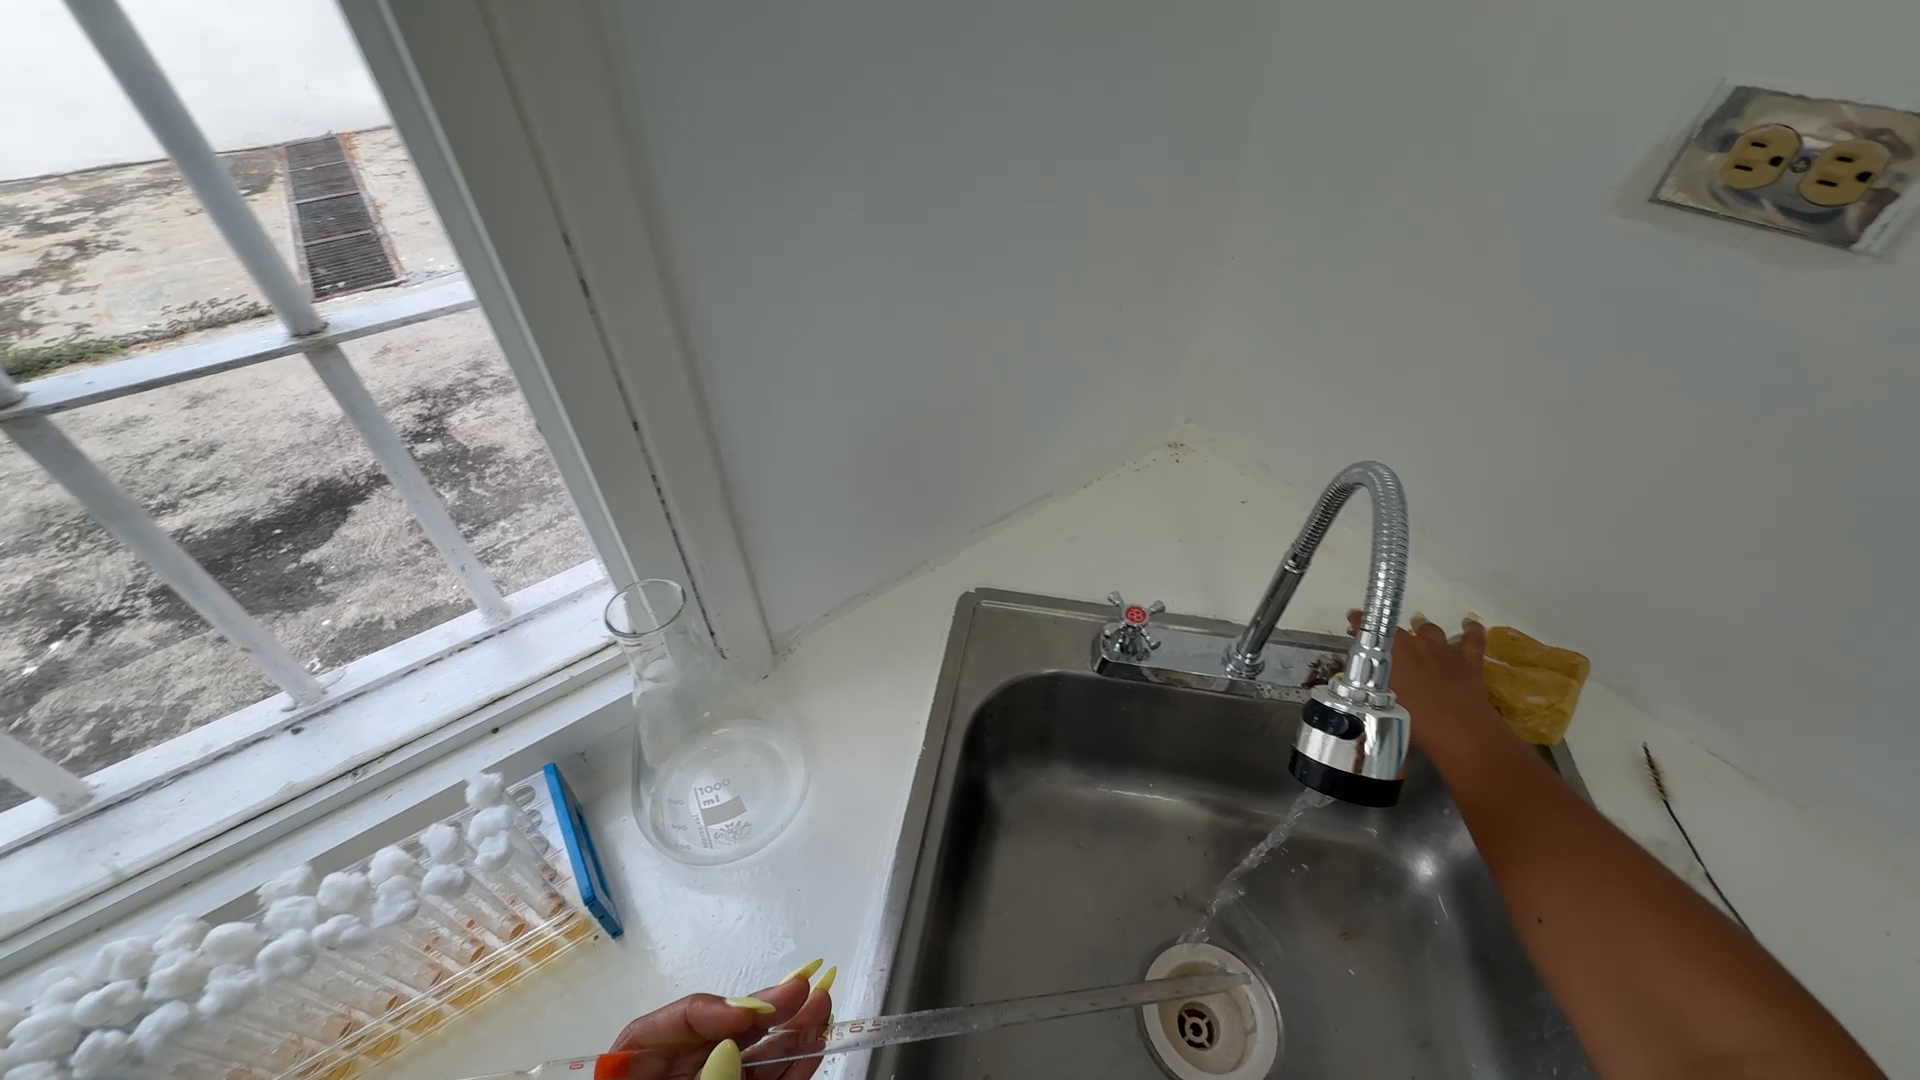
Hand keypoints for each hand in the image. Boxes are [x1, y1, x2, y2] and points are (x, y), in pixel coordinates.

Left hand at [608, 963, 834, 1079]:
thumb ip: (699, 1070)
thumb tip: (733, 1049)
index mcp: (640, 1058)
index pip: (680, 1017)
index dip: (719, 1009)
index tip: (751, 1012)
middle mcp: (681, 1066)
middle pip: (730, 1030)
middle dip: (771, 1010)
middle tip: (807, 988)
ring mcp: (715, 1078)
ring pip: (758, 1055)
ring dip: (794, 1033)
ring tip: (824, 1004)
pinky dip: (794, 1066)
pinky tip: (815, 1044)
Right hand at [1347, 610, 1504, 750]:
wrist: (1460, 734)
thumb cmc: (1414, 722)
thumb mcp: (1379, 706)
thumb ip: (1366, 690)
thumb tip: (1357, 685)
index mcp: (1390, 653)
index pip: (1369, 628)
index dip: (1359, 622)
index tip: (1353, 618)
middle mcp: (1415, 645)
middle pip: (1397, 629)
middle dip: (1387, 631)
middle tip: (1382, 640)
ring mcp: (1443, 651)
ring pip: (1430, 630)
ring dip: (1422, 629)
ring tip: (1417, 630)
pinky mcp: (1469, 661)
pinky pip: (1472, 639)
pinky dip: (1470, 630)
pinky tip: (1469, 624)